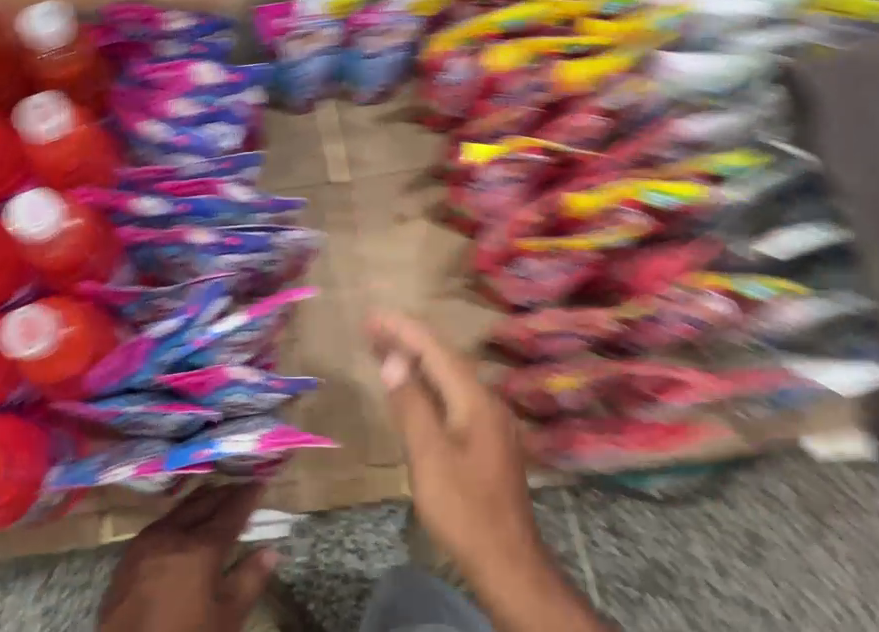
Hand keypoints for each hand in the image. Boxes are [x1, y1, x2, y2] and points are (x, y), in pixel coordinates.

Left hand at [97, 483, 278, 631]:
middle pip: (204, 502)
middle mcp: (173, 533)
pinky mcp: (131, 551)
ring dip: (202, 500)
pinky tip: (185, 521)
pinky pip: (162, 521)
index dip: (247, 496)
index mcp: (201, 548)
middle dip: (225, 493)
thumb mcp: (226, 618)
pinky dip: (180, 514)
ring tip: (217, 497)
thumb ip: (250, 580)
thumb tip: (270, 551)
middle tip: (242, 486)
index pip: (230, 512)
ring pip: (180, 508)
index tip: (260, 482)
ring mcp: (148, 539)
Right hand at [366, 311, 545, 584]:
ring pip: (450, 380)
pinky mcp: (487, 444)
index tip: (372, 316)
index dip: (403, 331)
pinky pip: (454, 398)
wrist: (507, 562)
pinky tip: (414, 390)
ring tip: (385, 349)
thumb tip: (394, 359)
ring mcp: (491, 425)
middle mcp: (489, 404)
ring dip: (418, 362)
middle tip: (372, 327)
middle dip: (409, 341)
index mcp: (476, 402)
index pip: (436, 351)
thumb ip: (411, 404)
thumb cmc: (463, 509)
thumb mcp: (429, 456)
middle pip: (446, 361)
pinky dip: (429, 385)